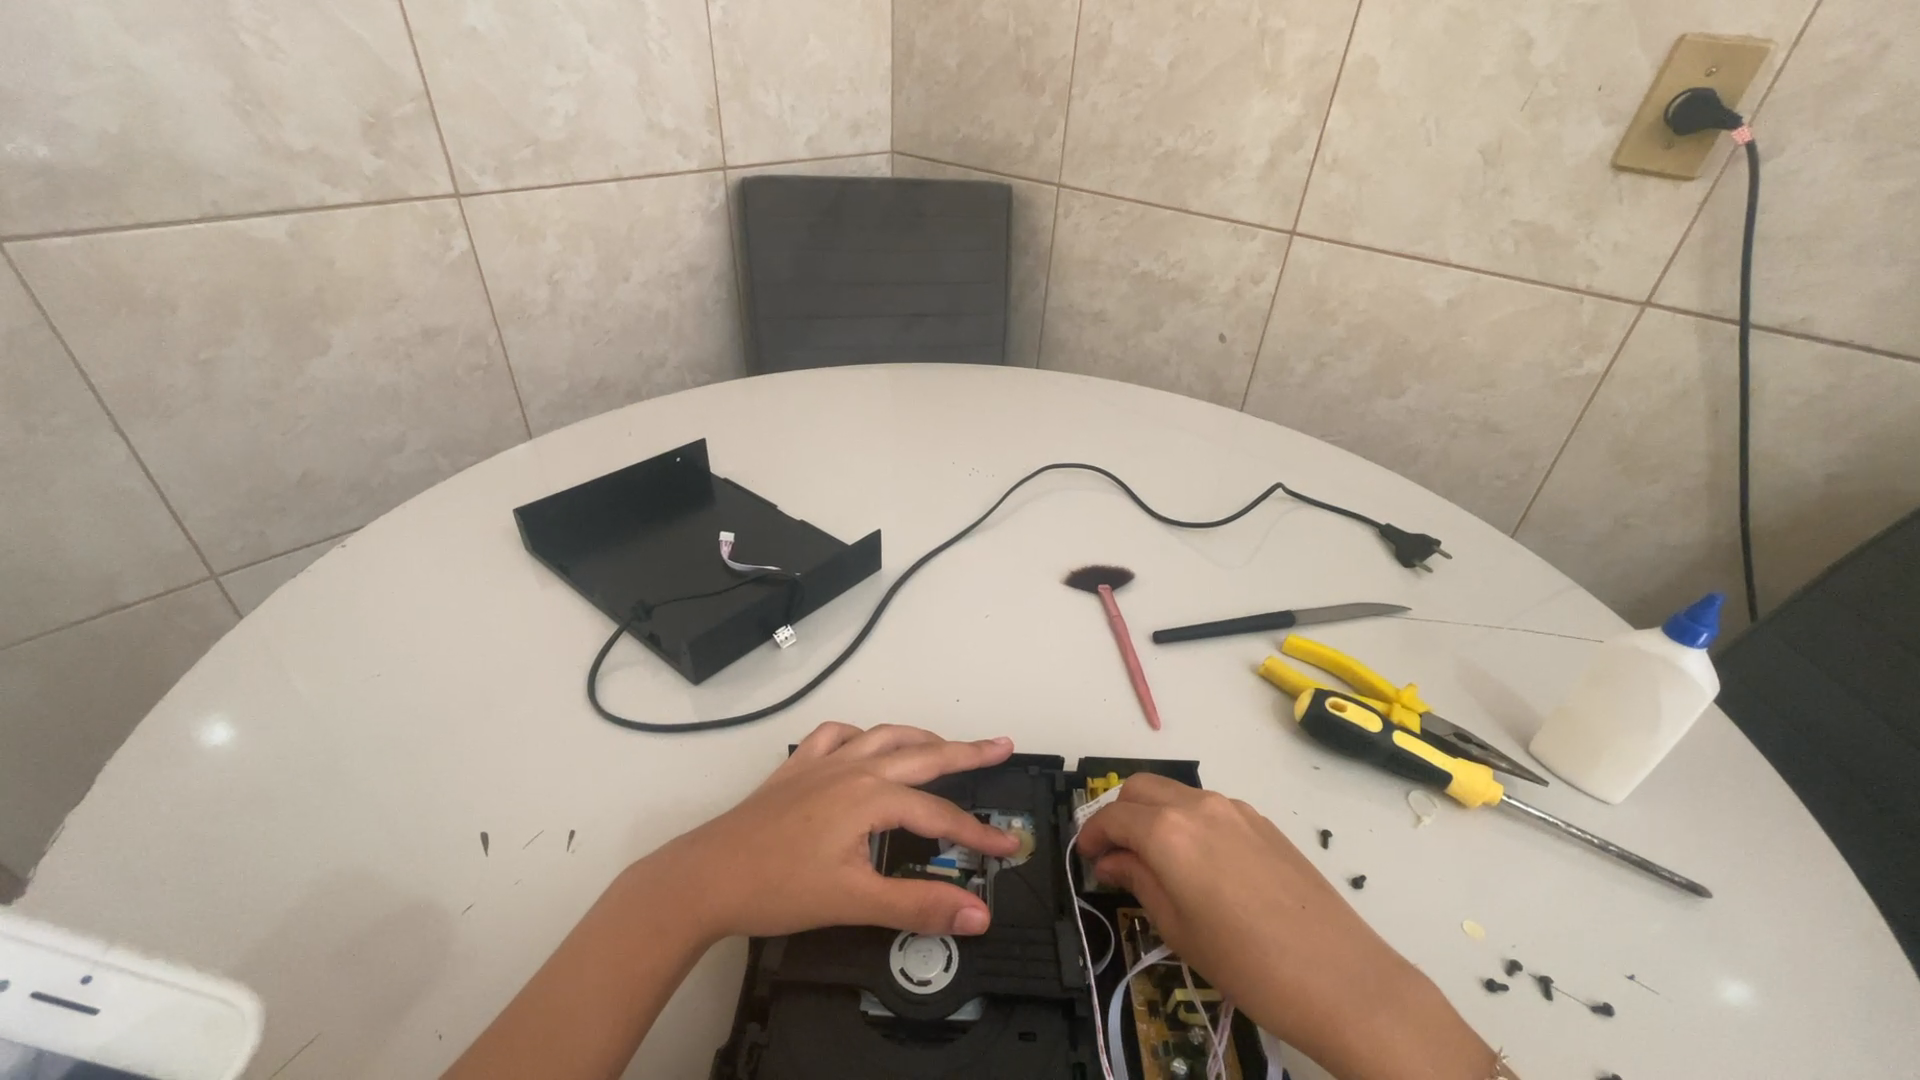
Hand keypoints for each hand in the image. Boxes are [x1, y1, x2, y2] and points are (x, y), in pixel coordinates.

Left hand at [650, 722, 1019, 941]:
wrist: (705, 877)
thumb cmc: (779, 889)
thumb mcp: (855, 902)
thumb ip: (919, 905)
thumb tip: (978, 915)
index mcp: (872, 797)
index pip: (940, 814)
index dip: (977, 833)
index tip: (1008, 847)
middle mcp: (853, 769)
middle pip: (921, 754)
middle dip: (966, 751)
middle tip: (1001, 744)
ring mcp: (821, 763)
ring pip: (881, 736)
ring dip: (917, 737)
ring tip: (943, 743)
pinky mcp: (795, 768)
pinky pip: (833, 736)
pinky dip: (857, 735)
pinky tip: (861, 745)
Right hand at [1076, 774, 1495, 1079]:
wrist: (1342, 978)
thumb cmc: (1248, 964)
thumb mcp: (1178, 929)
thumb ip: (1138, 882)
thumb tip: (1110, 863)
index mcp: (1169, 831)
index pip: (1113, 816)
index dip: (1091, 835)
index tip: (1085, 859)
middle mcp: (1199, 805)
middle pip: (1141, 789)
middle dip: (1118, 815)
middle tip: (1114, 856)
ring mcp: (1236, 809)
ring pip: (1176, 794)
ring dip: (1153, 815)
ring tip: (1153, 861)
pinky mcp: (1263, 823)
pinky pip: (1208, 807)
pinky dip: (1186, 821)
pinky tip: (1196, 864)